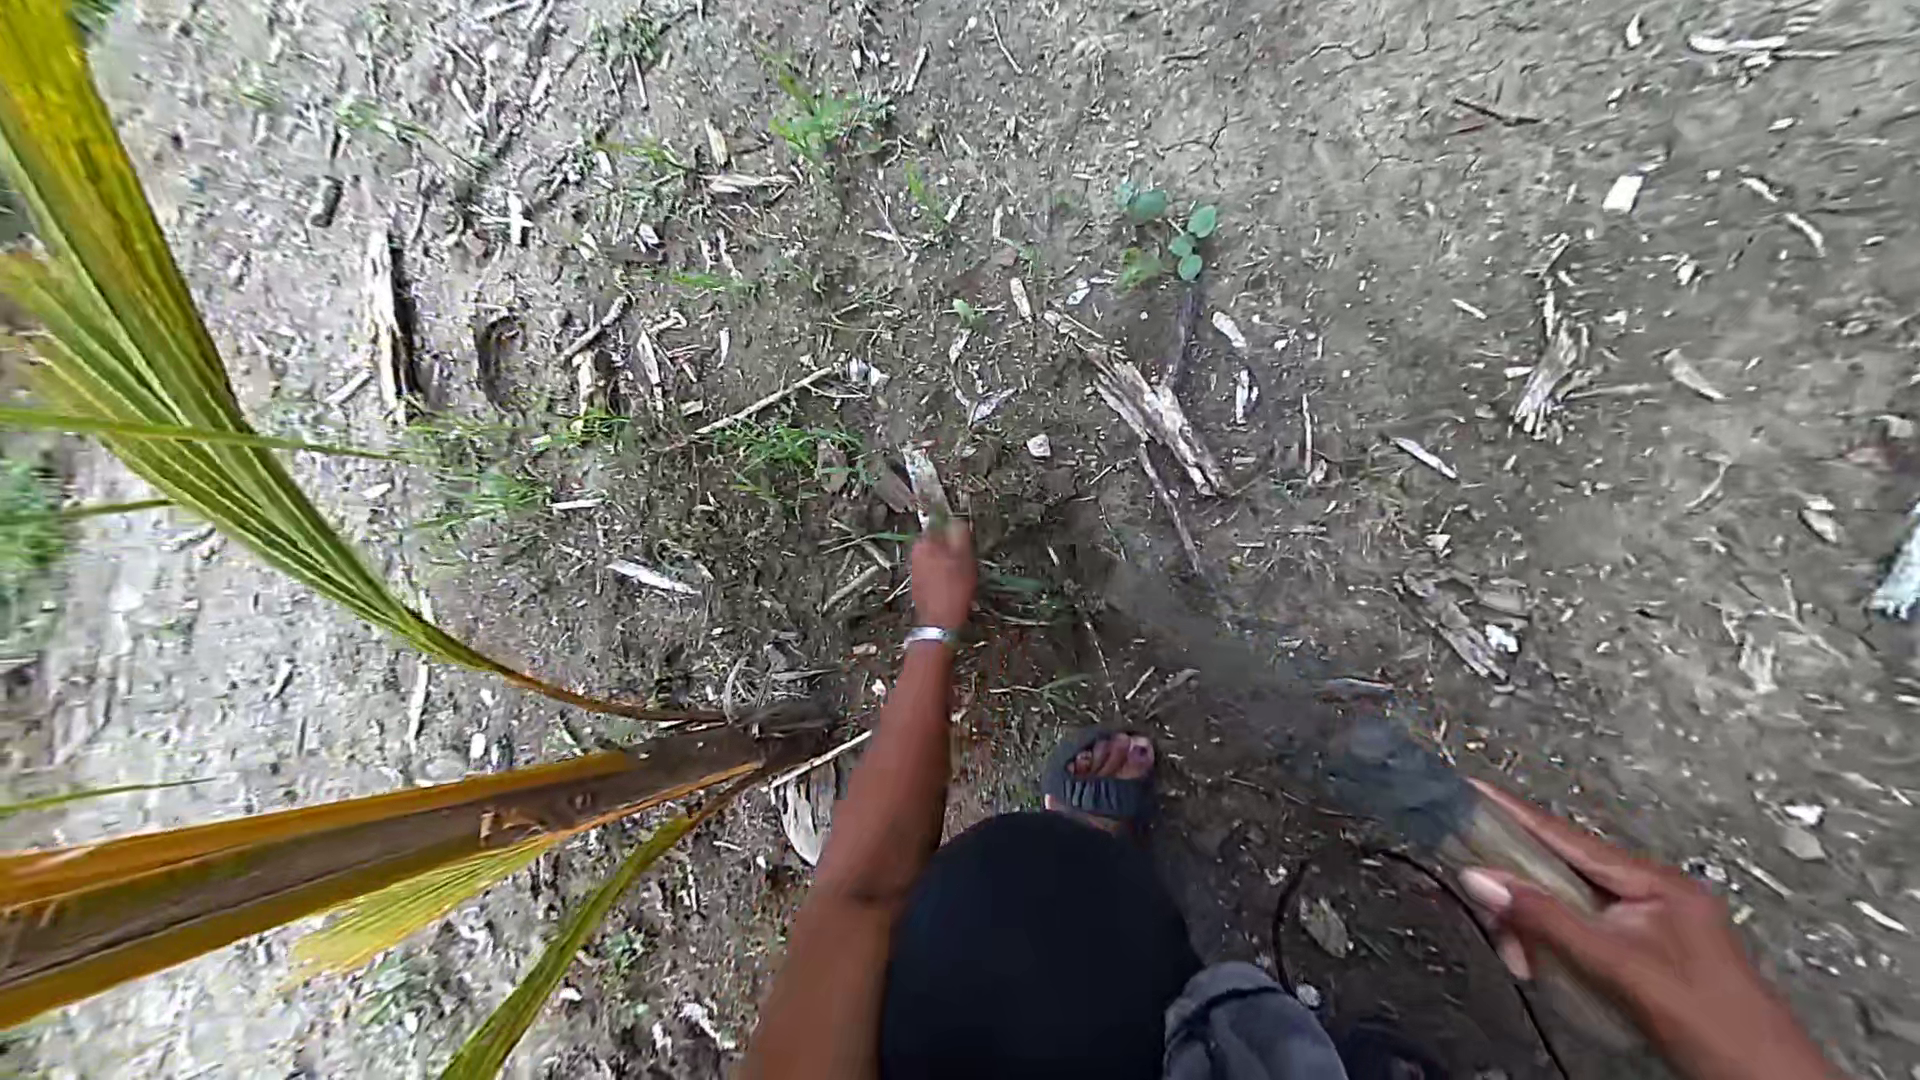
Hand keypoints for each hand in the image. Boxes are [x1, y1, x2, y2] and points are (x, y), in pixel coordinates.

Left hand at [910, 523, 974, 631]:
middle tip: (968, 558)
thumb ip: (959, 535)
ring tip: (963, 573)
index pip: (941, 523)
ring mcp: (916, 567)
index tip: (967, 539)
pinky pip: (936, 569)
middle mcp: (916, 552)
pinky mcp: (920, 581)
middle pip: (940, 539)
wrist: (938, 623)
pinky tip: (955, 583)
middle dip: (955, 546)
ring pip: (939, 555)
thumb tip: (957, 521)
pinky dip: (946, 572)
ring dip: (951, 560)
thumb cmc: (952, 591)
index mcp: (924, 542)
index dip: (957, 529)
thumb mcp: (963, 558)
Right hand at [1459, 780, 1837, 1079]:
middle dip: (1515, 894)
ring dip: (1528, 929)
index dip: (1511, 810)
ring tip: (1520, 959)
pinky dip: (1545, 943)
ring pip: (1556, 902)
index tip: (1468, 787)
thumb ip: (1543, 918)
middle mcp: (1647, 891)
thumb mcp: (1618, 966)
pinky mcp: (1634, 946)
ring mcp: (1642, 920)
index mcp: (1654, 882)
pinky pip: (1569, 927)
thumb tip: (1477, 877)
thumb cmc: (1714, 1026)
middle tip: (1488, 913)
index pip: (1563, 834)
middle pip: (1552, 871)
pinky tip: (1537, 965)